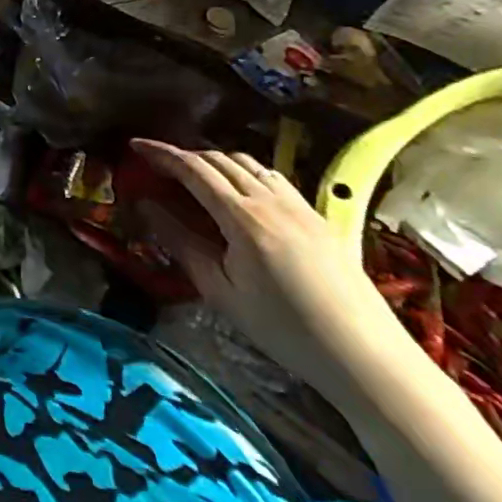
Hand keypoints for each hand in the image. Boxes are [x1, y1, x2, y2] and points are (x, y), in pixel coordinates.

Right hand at [132, 139, 407, 393]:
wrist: (366, 356)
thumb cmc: (284, 329)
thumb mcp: (220, 290)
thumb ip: (181, 243)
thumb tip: (147, 207)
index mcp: (244, 217)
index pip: (193, 169)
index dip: (161, 153)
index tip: (135, 145)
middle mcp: (272, 201)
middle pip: (220, 159)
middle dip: (183, 154)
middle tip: (156, 164)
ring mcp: (301, 207)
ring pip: (249, 164)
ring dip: (214, 161)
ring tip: (192, 175)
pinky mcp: (319, 218)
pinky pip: (272, 178)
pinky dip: (244, 173)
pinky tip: (237, 193)